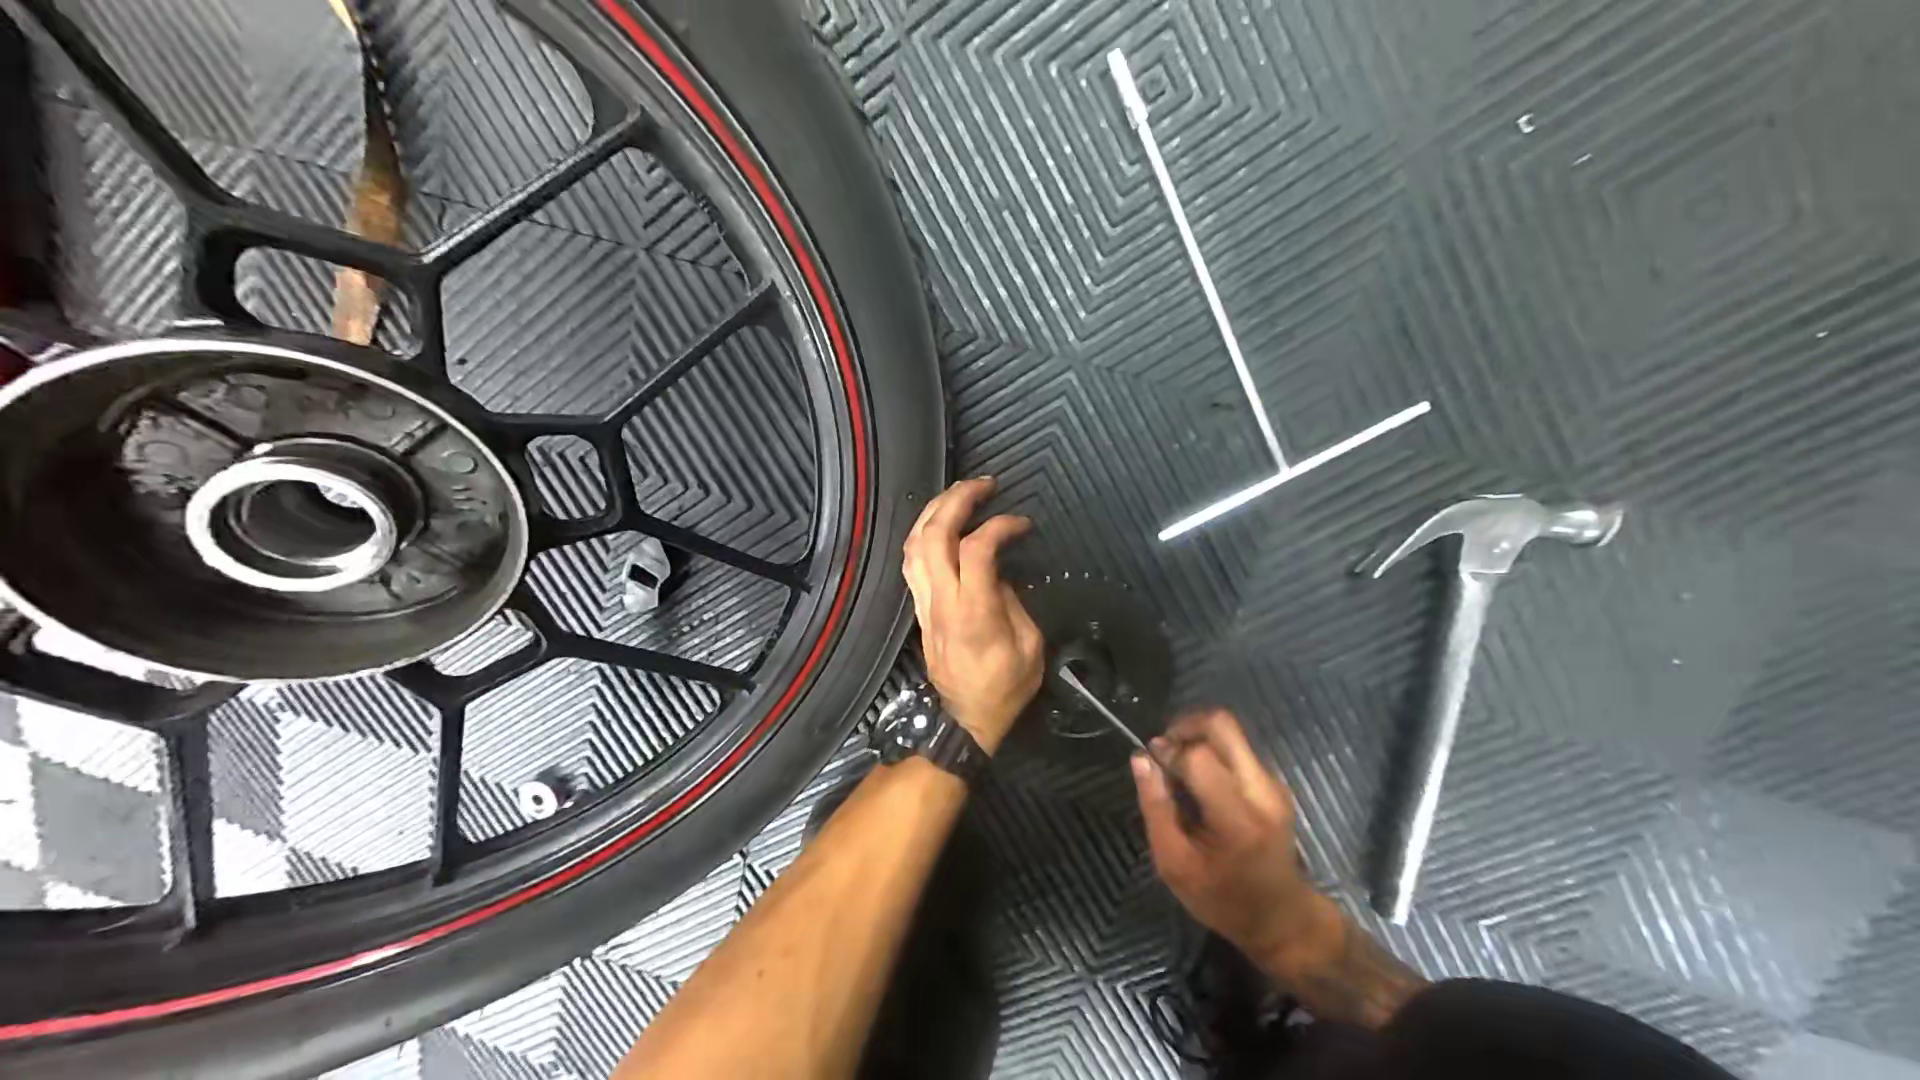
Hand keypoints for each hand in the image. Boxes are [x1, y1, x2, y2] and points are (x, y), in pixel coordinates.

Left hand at [902, 478, 1044, 752]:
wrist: (964, 718)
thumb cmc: (1005, 687)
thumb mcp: (1030, 646)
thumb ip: (1013, 601)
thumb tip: (996, 573)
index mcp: (974, 610)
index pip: (977, 548)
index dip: (999, 525)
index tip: (1021, 524)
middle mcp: (941, 600)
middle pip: (934, 535)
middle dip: (956, 499)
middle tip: (983, 484)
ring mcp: (924, 602)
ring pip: (915, 544)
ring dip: (934, 511)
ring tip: (959, 494)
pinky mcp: (919, 607)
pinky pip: (911, 561)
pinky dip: (923, 534)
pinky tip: (939, 523)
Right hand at [1133, 709, 1334, 974]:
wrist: (1282, 919)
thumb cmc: (1222, 898)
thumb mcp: (1173, 864)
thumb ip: (1155, 807)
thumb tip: (1140, 758)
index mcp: (1238, 818)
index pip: (1200, 755)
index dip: (1169, 751)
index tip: (1153, 764)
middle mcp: (1262, 791)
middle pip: (1222, 724)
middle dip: (1185, 727)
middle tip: (1164, 751)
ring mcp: (1273, 784)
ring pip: (1230, 733)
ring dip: (1197, 739)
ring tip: (1178, 768)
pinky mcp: (1274, 783)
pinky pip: (1236, 749)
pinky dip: (1211, 752)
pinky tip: (1197, 781)